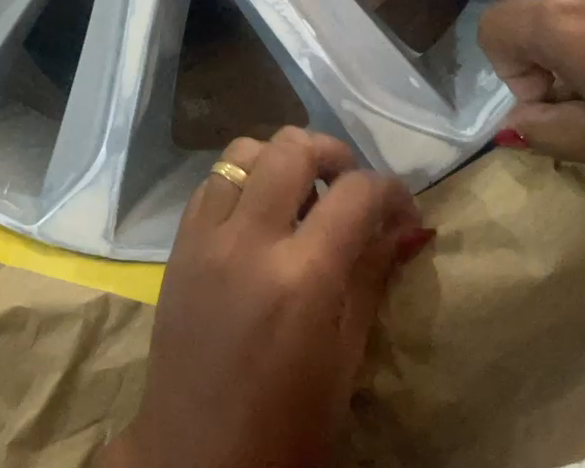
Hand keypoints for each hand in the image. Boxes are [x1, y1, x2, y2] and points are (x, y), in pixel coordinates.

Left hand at [99, 127, 432, 467]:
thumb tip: (406, 225)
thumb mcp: (345, 355)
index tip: (400, 210)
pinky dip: (241, 180)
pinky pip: (211, 182)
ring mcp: (205, 238)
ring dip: (280, 159)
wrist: (196, 456)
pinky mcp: (178, 245)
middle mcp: (249, 241)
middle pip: (292, 148)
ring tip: (300, 193)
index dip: (390, 190)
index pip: (356, 192)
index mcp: (302, 278)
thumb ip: (372, 275)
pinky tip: (258, 212)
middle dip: (332, 154)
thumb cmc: (287, 423)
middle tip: (347, 186)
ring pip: (243, 150)